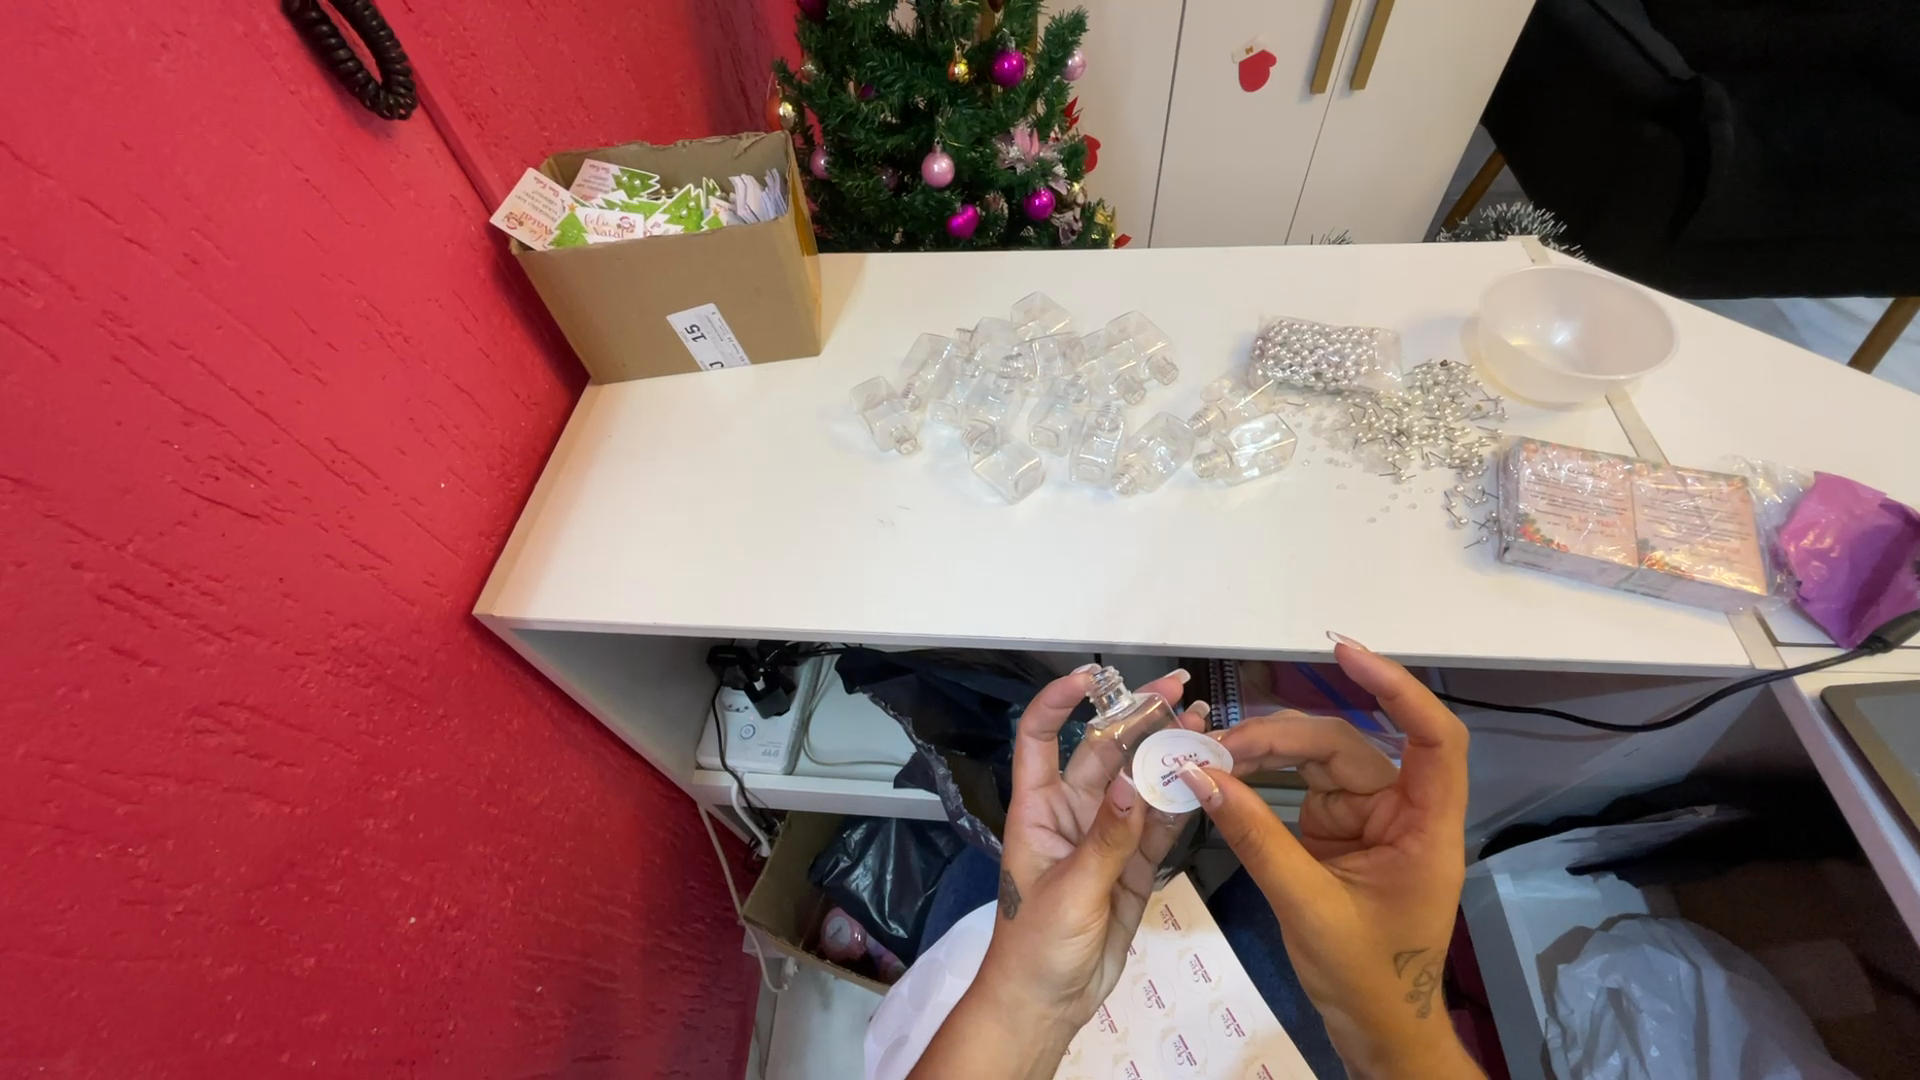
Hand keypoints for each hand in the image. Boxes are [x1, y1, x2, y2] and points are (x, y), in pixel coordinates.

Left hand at [983, 667, 1205, 1025]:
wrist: (1048, 1004)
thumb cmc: (1036, 943)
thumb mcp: (1070, 889)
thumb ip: (1107, 838)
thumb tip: (1137, 781)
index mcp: (1039, 806)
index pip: (1040, 736)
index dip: (1058, 702)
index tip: (1091, 677)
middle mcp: (1072, 810)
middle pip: (1104, 751)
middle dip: (1138, 718)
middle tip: (1179, 691)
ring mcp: (1106, 835)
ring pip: (1138, 783)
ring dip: (1166, 755)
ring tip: (1203, 725)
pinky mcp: (1133, 864)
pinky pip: (1158, 825)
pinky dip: (1180, 802)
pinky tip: (1203, 776)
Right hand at [1178, 639, 1480, 1079]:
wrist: (1375, 1030)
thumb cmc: (1365, 979)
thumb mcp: (1306, 905)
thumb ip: (1253, 833)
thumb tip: (1199, 775)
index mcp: (1423, 829)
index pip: (1434, 741)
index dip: (1397, 691)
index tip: (1345, 653)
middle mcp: (1399, 809)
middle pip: (1344, 743)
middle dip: (1280, 735)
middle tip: (1216, 746)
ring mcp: (1365, 814)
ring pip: (1314, 756)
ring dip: (1263, 750)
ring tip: (1211, 756)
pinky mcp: (1334, 824)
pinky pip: (1295, 781)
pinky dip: (1258, 772)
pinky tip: (1224, 773)